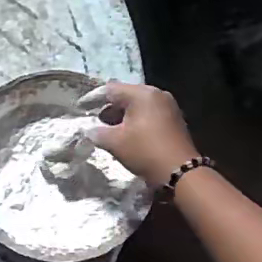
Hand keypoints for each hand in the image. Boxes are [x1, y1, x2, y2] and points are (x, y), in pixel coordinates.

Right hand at [79, 81, 199, 186]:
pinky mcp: (173, 120)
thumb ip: (98, 133)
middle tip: (94, 120)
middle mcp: (157, 94)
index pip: (111, 89)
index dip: (93, 98)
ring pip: (138, 105)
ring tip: (108, 130)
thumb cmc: (145, 152)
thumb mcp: (115, 142)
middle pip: (126, 95)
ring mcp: (168, 106)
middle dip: (108, 107)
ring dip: (121, 116)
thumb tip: (89, 130)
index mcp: (142, 94)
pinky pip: (148, 114)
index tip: (80, 108)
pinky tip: (126, 134)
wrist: (181, 172)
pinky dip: (135, 121)